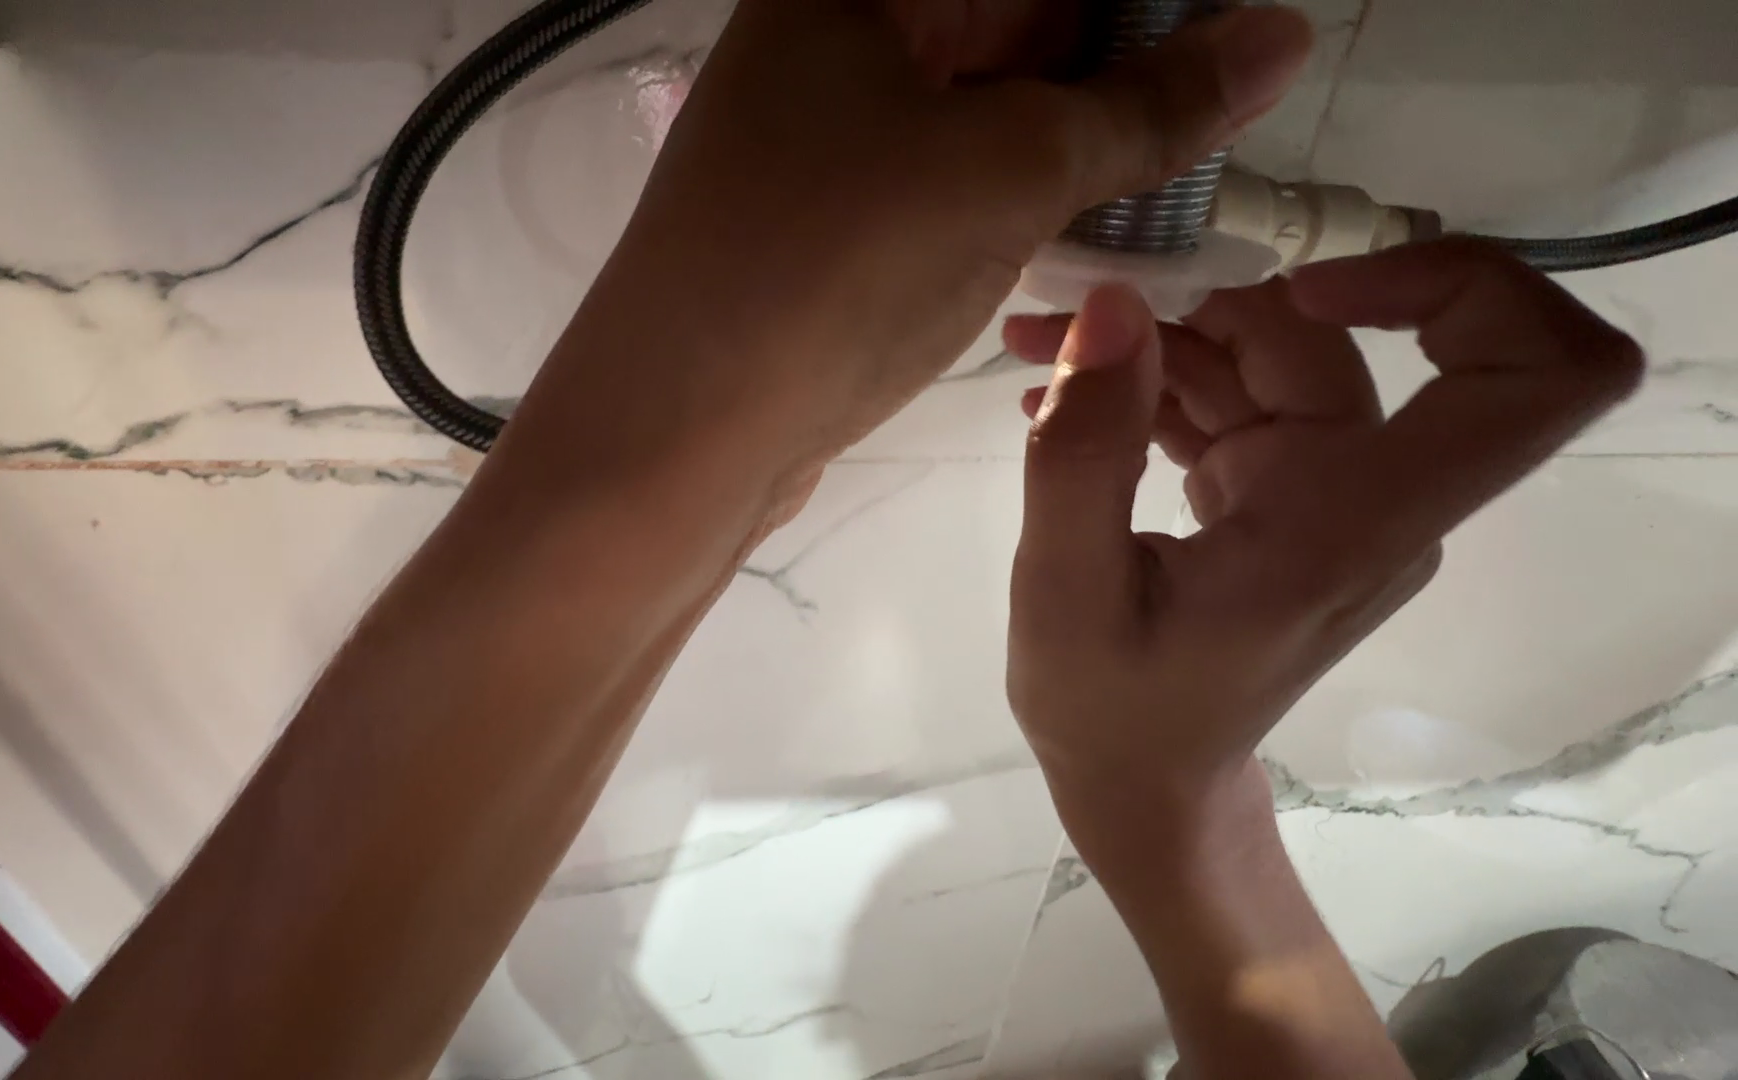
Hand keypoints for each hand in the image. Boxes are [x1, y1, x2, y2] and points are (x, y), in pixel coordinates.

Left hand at [534, 0, 1313, 491]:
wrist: (682, 435)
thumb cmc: (834, 273)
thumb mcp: (1001, 174)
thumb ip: (1139, 110)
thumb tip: (1278, 39)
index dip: (1139, 11)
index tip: (1225, 58)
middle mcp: (822, 60)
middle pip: (999, 39)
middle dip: (1108, 85)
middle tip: (1207, 138)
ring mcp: (814, 160)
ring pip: (970, 129)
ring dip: (1065, 158)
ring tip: (1162, 196)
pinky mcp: (818, 247)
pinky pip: (936, 201)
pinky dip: (1007, 215)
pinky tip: (1074, 239)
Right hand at [1002, 241, 1643, 861]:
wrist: (1135, 781)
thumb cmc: (1109, 712)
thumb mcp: (1067, 587)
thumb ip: (1083, 451)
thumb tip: (1109, 306)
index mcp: (1348, 522)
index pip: (1532, 378)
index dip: (1454, 291)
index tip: (1304, 288)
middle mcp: (1357, 495)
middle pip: (1322, 345)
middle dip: (1192, 309)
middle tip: (1066, 319)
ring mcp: (1310, 495)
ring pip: (1258, 365)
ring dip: (1148, 345)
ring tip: (1038, 349)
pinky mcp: (1262, 499)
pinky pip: (1220, 407)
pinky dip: (1144, 390)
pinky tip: (1060, 402)